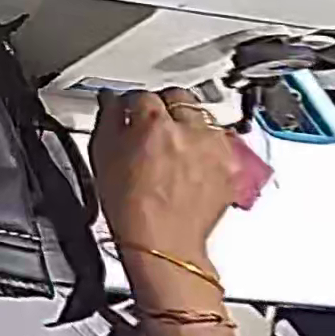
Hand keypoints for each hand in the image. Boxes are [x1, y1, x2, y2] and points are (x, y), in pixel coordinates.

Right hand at [91, 88, 235, 265]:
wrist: (160, 241)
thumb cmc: (130, 203)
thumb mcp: (102, 151)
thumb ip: (109, 116)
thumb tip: (112, 101)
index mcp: (154, 123)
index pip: (142, 94)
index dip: (130, 102)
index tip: (126, 109)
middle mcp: (191, 132)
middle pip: (180, 97)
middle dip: (164, 105)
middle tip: (151, 121)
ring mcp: (216, 150)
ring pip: (203, 118)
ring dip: (188, 124)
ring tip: (173, 141)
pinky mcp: (232, 169)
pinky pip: (220, 143)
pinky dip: (206, 145)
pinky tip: (189, 158)